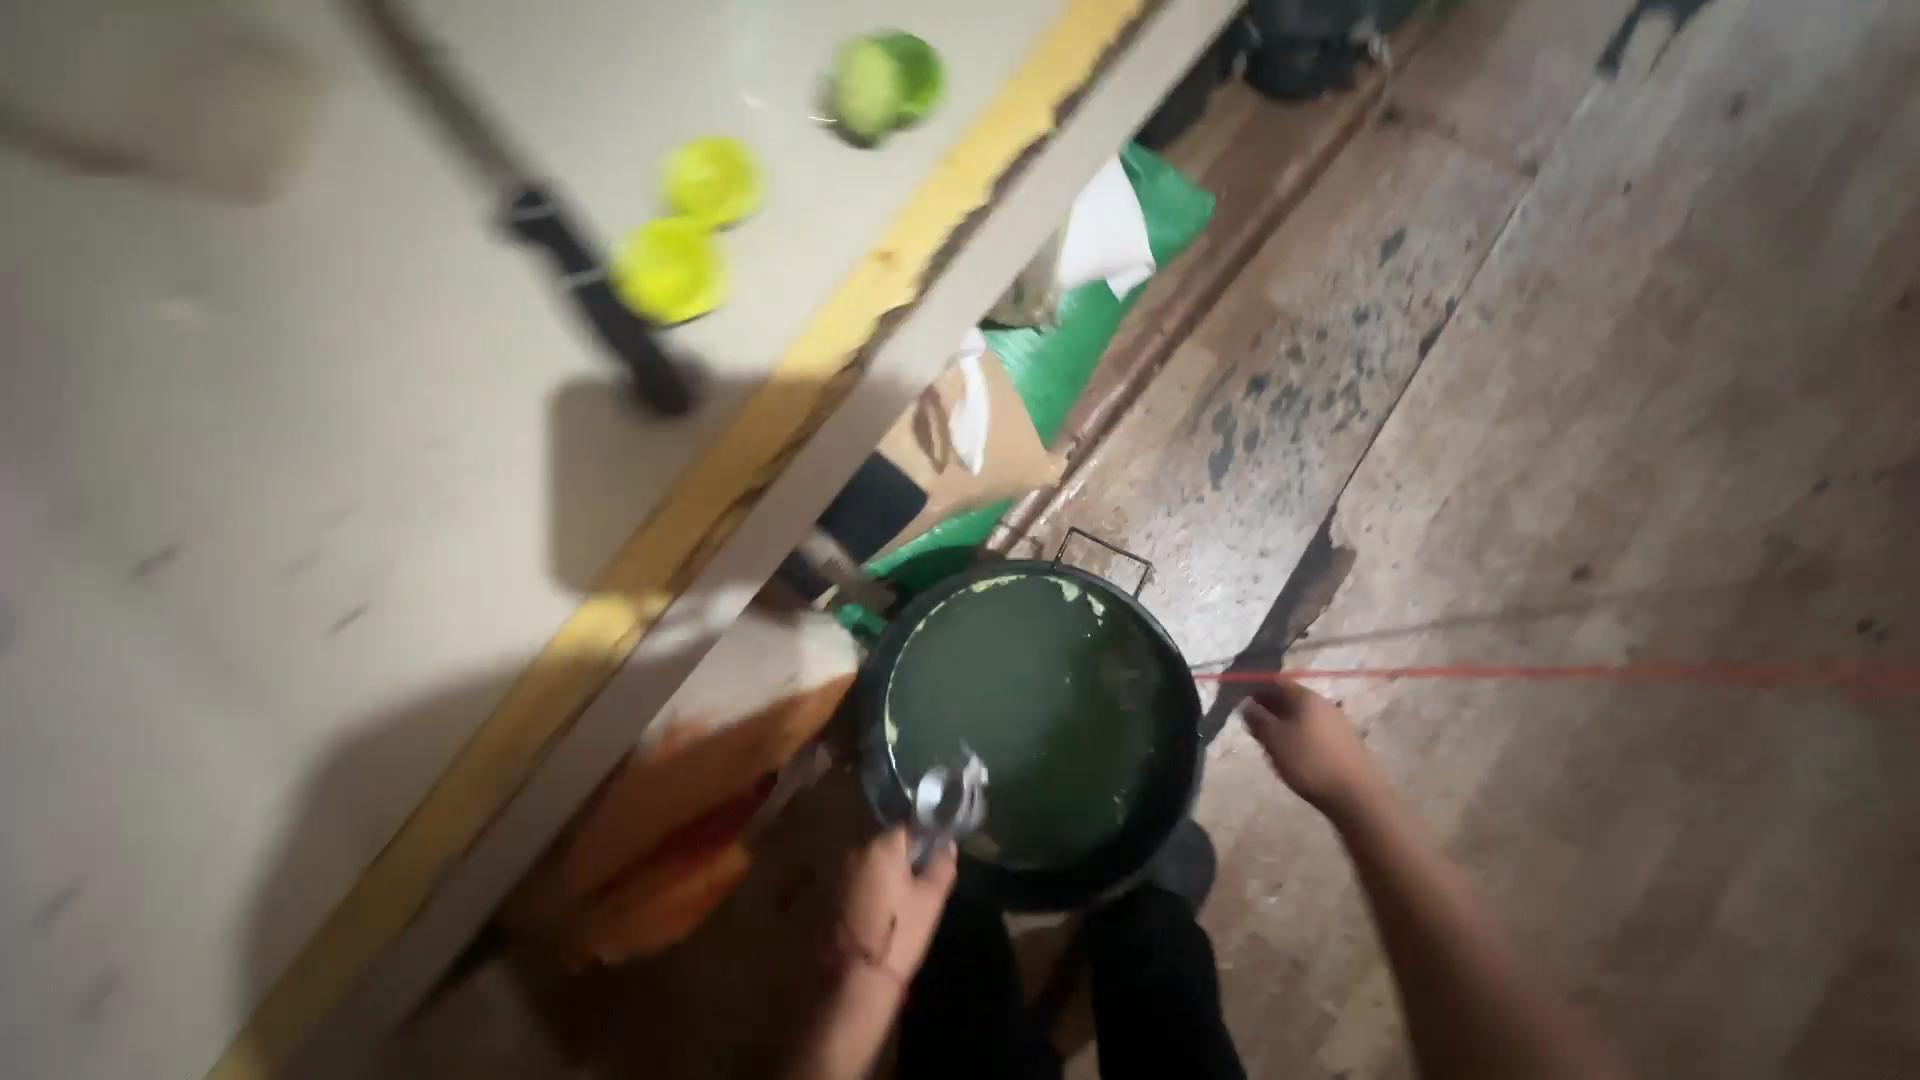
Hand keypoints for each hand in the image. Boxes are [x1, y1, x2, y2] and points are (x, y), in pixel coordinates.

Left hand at [836, 828, 955, 989]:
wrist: (856, 980)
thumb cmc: (900, 934)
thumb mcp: (931, 899)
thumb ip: (941, 866)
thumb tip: (947, 845)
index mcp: (881, 847)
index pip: (906, 829)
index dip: (924, 840)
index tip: (934, 858)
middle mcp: (855, 852)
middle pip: (885, 844)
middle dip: (902, 857)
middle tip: (918, 880)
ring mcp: (837, 874)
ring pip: (869, 863)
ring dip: (883, 873)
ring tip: (898, 899)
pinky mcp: (828, 896)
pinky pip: (855, 881)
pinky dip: (868, 888)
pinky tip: (879, 910)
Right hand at [1242, 680, 1387, 820]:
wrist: (1356, 796)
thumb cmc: (1309, 762)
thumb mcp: (1274, 739)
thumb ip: (1257, 718)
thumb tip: (1247, 704)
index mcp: (1306, 697)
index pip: (1276, 682)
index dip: (1257, 688)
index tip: (1241, 702)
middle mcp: (1324, 704)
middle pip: (1291, 698)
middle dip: (1269, 707)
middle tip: (1252, 724)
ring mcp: (1338, 723)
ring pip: (1303, 716)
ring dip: (1283, 723)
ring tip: (1270, 742)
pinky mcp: (1345, 742)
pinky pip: (1315, 730)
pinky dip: (1299, 735)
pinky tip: (1293, 753)